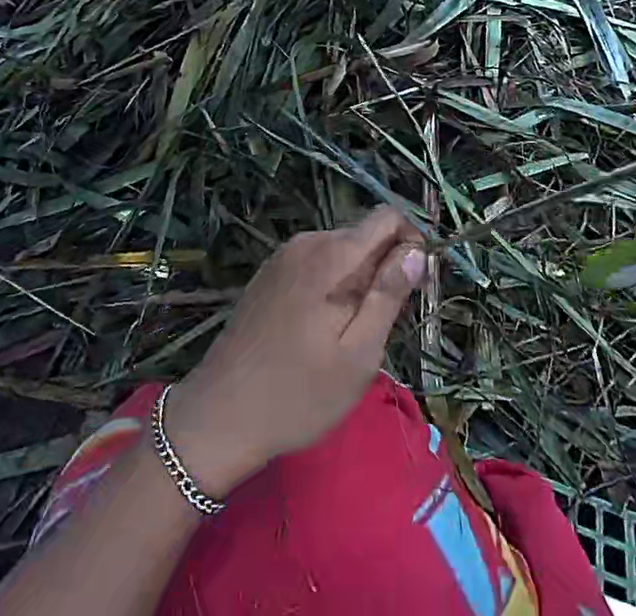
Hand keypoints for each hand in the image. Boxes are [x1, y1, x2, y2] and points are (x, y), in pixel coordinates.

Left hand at [162, 207, 426, 496]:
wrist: (219, 416)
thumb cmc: (299, 394)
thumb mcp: (359, 353)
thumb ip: (388, 295)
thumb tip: (416, 251)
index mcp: (332, 255)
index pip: (387, 218)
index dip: (411, 244)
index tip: (413, 288)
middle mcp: (306, 243)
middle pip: (364, 235)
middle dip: (385, 267)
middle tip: (382, 324)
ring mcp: (282, 258)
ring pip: (341, 251)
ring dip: (358, 279)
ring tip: (351, 333)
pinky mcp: (268, 275)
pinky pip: (315, 264)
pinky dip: (332, 284)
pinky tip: (321, 328)